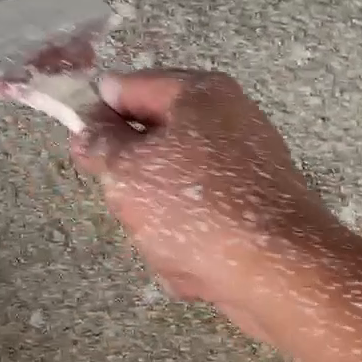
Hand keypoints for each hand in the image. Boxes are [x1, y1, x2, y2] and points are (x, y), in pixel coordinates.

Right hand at [70, 69, 333, 318]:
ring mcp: (247, 164)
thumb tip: (88, 127)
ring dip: (158, 218)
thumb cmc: (195, 207)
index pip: (128, 87)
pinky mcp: (257, 208)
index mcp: (198, 93)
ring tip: (167, 242)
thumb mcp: (126, 170)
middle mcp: (228, 117)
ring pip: (172, 184)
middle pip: (152, 138)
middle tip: (127, 203)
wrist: (280, 273)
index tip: (80, 148)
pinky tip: (193, 264)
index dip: (96, 114)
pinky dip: (190, 239)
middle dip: (132, 178)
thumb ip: (100, 143)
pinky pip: (202, 217)